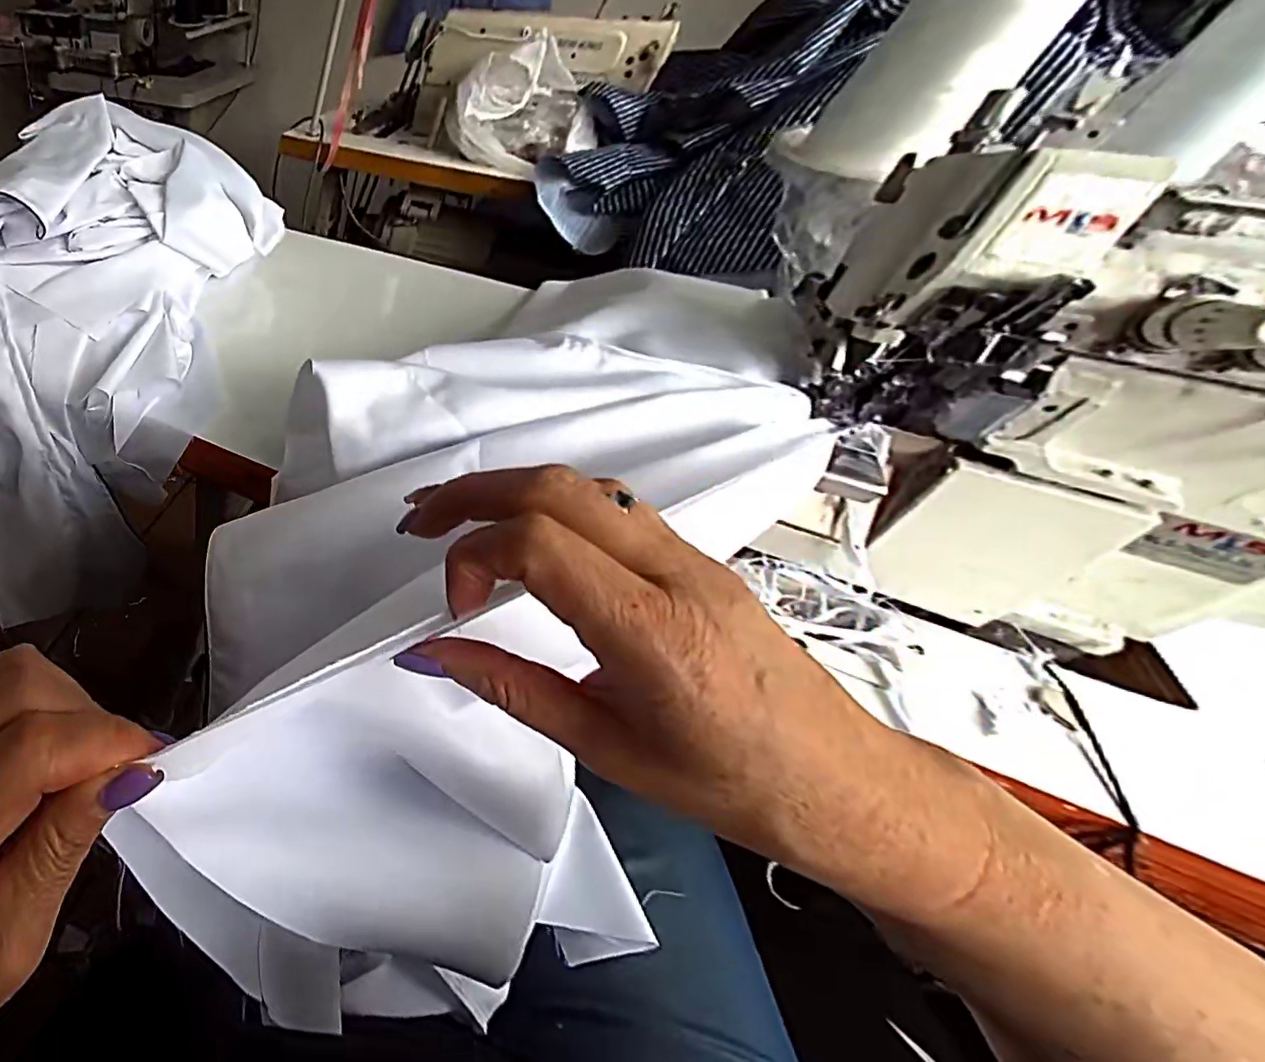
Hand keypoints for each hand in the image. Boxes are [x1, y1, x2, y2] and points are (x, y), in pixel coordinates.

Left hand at [0, 645, 163, 1061]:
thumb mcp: (11, 944)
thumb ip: (64, 845)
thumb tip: (127, 772)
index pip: (25, 751)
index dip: (103, 739)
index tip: (151, 756)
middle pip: (15, 689)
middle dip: (87, 717)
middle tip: (117, 765)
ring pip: (6, 676)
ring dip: (65, 707)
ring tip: (80, 765)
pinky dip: (39, 709)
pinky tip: (46, 760)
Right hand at [395, 466, 986, 907]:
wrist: (843, 781)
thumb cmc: (734, 780)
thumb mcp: (602, 747)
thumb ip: (510, 687)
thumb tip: (437, 653)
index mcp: (652, 632)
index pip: (539, 544)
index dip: (473, 558)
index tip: (457, 606)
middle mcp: (674, 575)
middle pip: (555, 489)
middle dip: (470, 493)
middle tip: (421, 520)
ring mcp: (690, 556)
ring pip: (582, 483)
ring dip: (508, 489)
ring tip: (455, 516)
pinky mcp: (693, 555)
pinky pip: (609, 501)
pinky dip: (548, 501)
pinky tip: (522, 529)